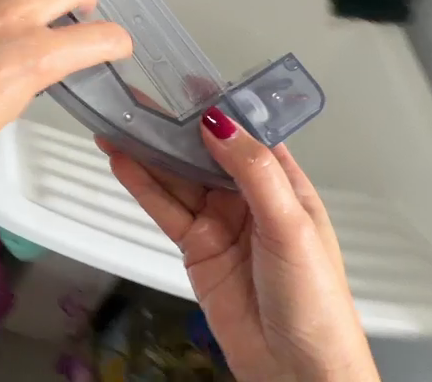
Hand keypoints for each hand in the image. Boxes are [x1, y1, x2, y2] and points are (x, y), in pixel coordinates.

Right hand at [101, 119, 378, 381]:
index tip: (182, 80)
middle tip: (134, 99)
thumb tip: (216, 120)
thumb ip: (253, 171)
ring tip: (116, 123)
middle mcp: (247, 197)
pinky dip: (140, 182)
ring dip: (147, 150)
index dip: (215, 105)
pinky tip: (120, 160)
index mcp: (283, 185)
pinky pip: (163, 206)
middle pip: (201, 150)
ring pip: (176, 174)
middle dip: (170, 125)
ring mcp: (218, 220)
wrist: (298, 377)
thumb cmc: (315, 303)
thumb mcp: (291, 228)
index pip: (245, 133)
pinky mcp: (194, 245)